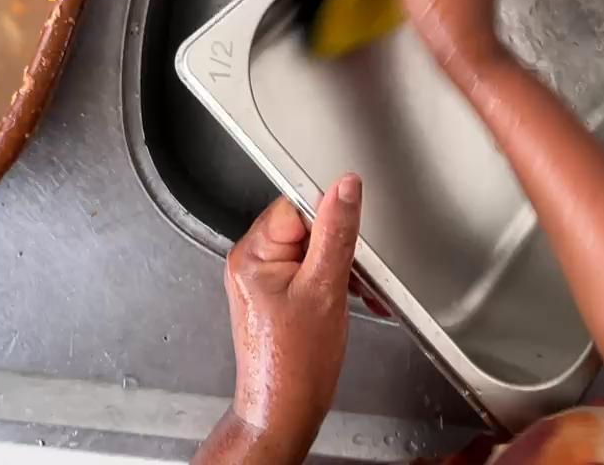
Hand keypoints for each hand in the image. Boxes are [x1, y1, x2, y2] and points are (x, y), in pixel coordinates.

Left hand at [222, 175, 362, 459]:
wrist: (284, 415)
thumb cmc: (294, 366)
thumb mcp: (325, 289)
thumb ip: (336, 232)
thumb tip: (345, 187)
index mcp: (253, 252)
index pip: (296, 203)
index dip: (328, 217)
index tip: (347, 237)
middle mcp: (251, 260)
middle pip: (305, 224)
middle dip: (338, 246)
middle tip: (351, 275)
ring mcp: (262, 278)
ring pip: (311, 247)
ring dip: (339, 265)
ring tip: (350, 293)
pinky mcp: (275, 293)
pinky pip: (308, 268)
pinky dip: (331, 279)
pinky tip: (346, 299)